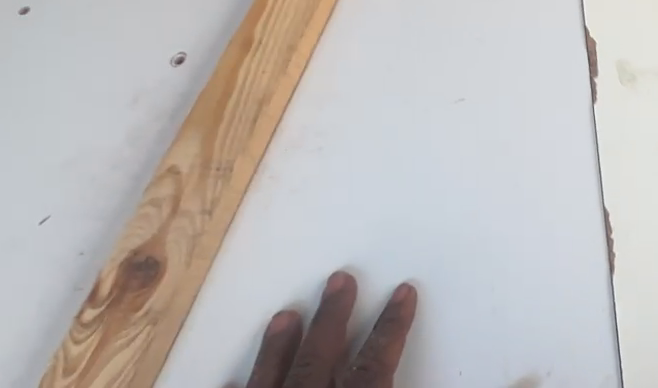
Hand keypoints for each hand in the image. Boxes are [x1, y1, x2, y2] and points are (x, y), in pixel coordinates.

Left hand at [243, 271, 416, 387]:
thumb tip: (427, 372)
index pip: (373, 363)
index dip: (391, 326)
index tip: (402, 294)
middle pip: (317, 358)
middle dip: (330, 317)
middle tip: (339, 280)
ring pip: (269, 378)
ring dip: (277, 348)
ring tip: (284, 316)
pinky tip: (230, 379)